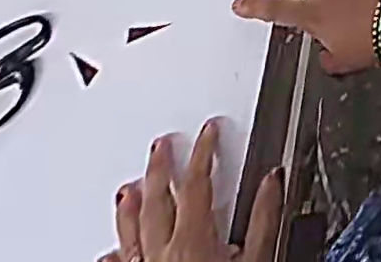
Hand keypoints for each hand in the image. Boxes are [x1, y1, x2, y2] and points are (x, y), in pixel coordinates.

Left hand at [102, 120, 282, 261]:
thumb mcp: (259, 260)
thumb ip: (263, 218)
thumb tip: (272, 179)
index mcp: (193, 240)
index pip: (196, 182)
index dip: (202, 151)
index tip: (207, 131)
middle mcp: (161, 257)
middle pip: (157, 203)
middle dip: (159, 170)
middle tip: (160, 146)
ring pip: (130, 237)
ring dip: (130, 211)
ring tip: (128, 189)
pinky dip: (115, 258)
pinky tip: (108, 255)